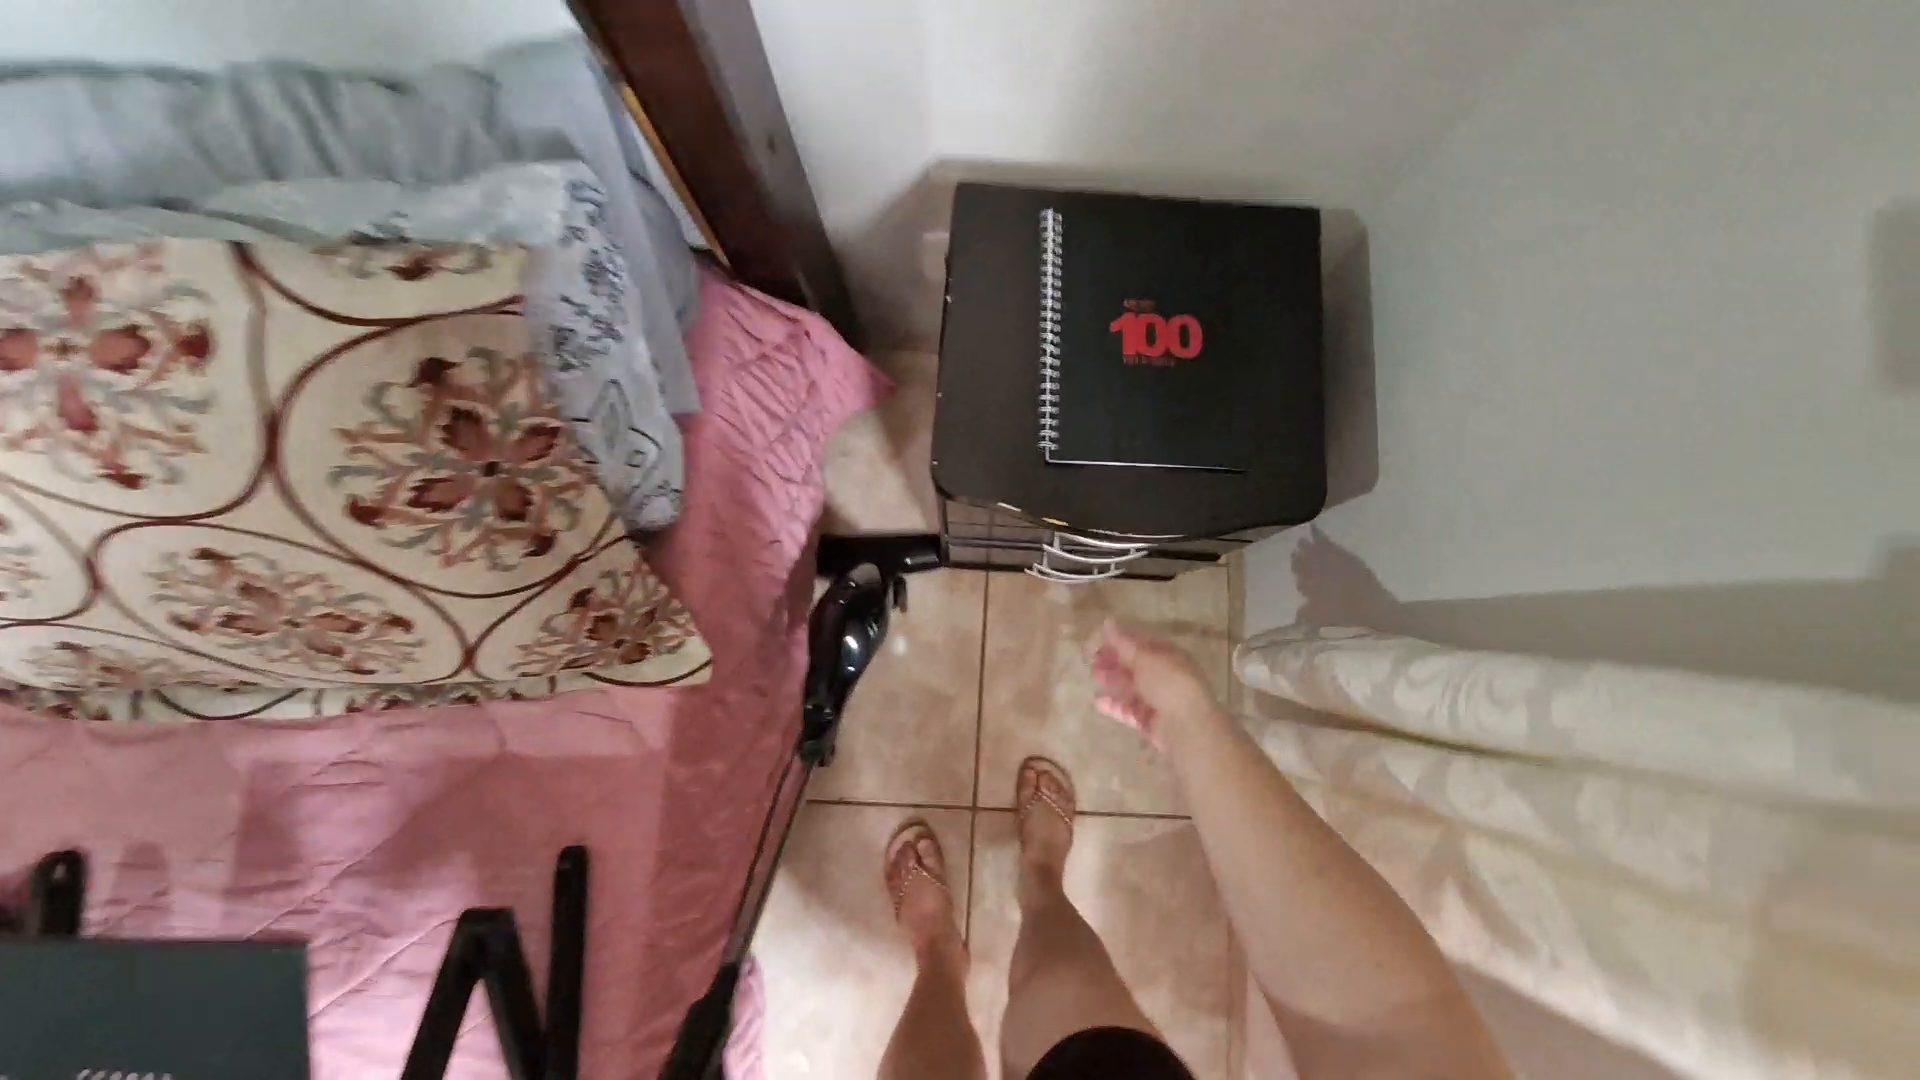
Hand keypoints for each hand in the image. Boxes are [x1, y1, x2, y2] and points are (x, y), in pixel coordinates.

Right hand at [1091, 621, 1218, 749]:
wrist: (1186, 725)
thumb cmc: (1168, 683)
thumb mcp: (1144, 658)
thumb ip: (1123, 643)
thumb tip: (1108, 622)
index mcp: (1170, 657)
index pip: (1144, 647)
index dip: (1122, 644)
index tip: (1101, 644)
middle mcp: (1167, 678)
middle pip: (1137, 668)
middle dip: (1116, 664)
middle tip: (1094, 663)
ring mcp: (1160, 701)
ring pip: (1133, 689)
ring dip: (1114, 683)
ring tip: (1095, 679)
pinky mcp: (1151, 722)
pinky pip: (1131, 711)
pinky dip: (1115, 706)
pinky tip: (1099, 702)